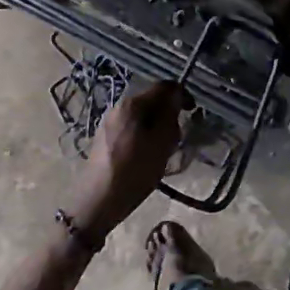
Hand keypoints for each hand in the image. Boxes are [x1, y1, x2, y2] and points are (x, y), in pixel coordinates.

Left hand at [67, 81, 183, 238]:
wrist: (97, 202)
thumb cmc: (134, 171)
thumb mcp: (161, 142)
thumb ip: (171, 114)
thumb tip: (177, 94)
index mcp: (132, 104)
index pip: (164, 86)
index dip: (182, 94)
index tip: (193, 112)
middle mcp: (118, 107)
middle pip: (153, 101)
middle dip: (169, 115)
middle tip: (176, 139)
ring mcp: (109, 123)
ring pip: (143, 116)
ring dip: (158, 128)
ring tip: (162, 152)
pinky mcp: (104, 139)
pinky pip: (132, 128)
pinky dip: (145, 136)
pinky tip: (146, 157)